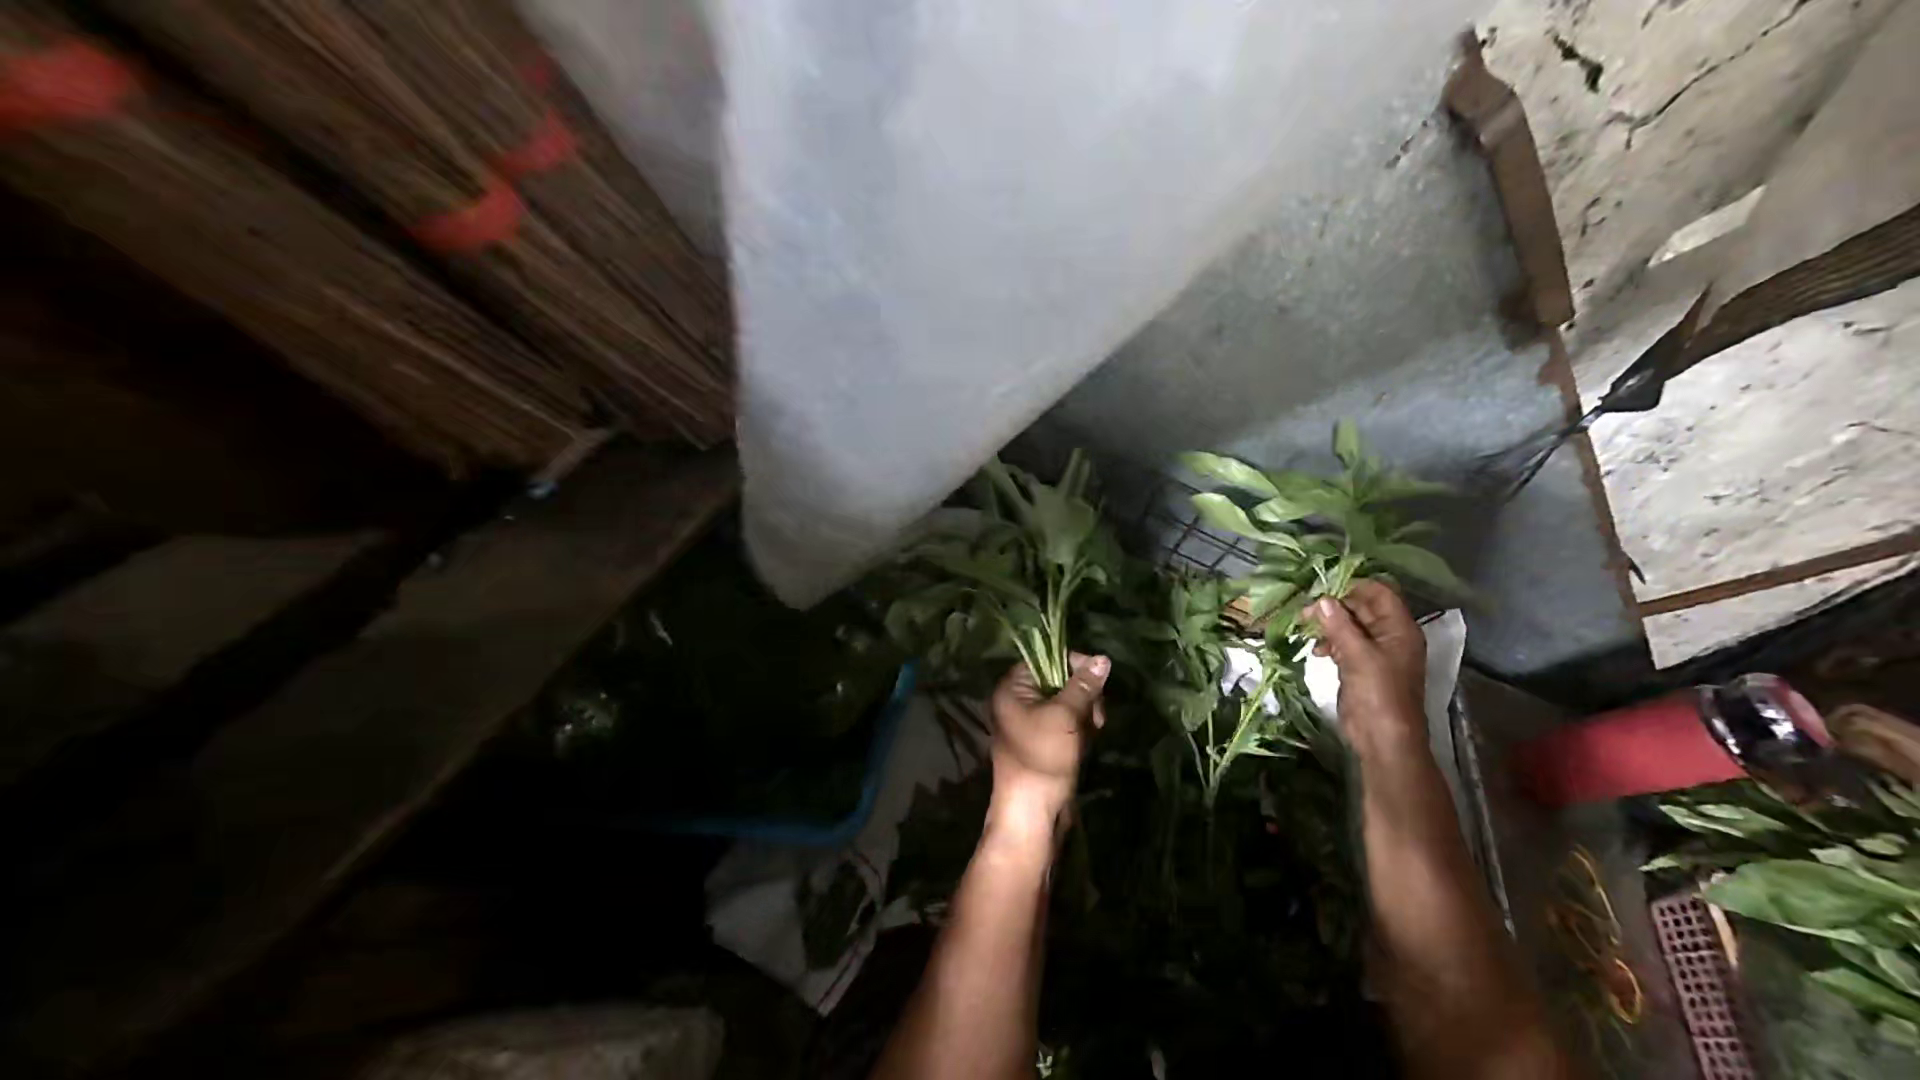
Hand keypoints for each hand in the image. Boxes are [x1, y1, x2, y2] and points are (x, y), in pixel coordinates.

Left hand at [985, 653, 1108, 840]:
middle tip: (1096, 717)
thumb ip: (1083, 686)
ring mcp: (1031, 722)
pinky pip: (1067, 723)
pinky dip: (1080, 729)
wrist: (1032, 814)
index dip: (1073, 665)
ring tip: (1091, 733)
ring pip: (1068, 703)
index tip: (1097, 681)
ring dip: (1085, 714)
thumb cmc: (1043, 758)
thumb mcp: (1065, 716)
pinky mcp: (1045, 742)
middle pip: (1060, 680)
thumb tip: (1102, 658)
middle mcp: (1019, 700)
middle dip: (1083, 695)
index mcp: (1013, 688)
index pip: (1046, 659)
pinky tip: (1087, 743)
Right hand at [1311, 581, 1426, 762]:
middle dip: (1334, 606)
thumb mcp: (1358, 655)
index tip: (1321, 589)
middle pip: (1362, 608)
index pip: (1379, 593)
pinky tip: (1316, 650)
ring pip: (1350, 626)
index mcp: (1399, 629)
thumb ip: (1339, 625)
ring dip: (1328, 625)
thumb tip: (1322, 600)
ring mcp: (1375, 652)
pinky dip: (1329, 643)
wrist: (1383, 738)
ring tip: (1306, 629)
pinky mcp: (1361, 667)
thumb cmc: (1379, 693)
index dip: (1352, 587)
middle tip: (1305, 611)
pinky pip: (1344, 644)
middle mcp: (1390, 636)